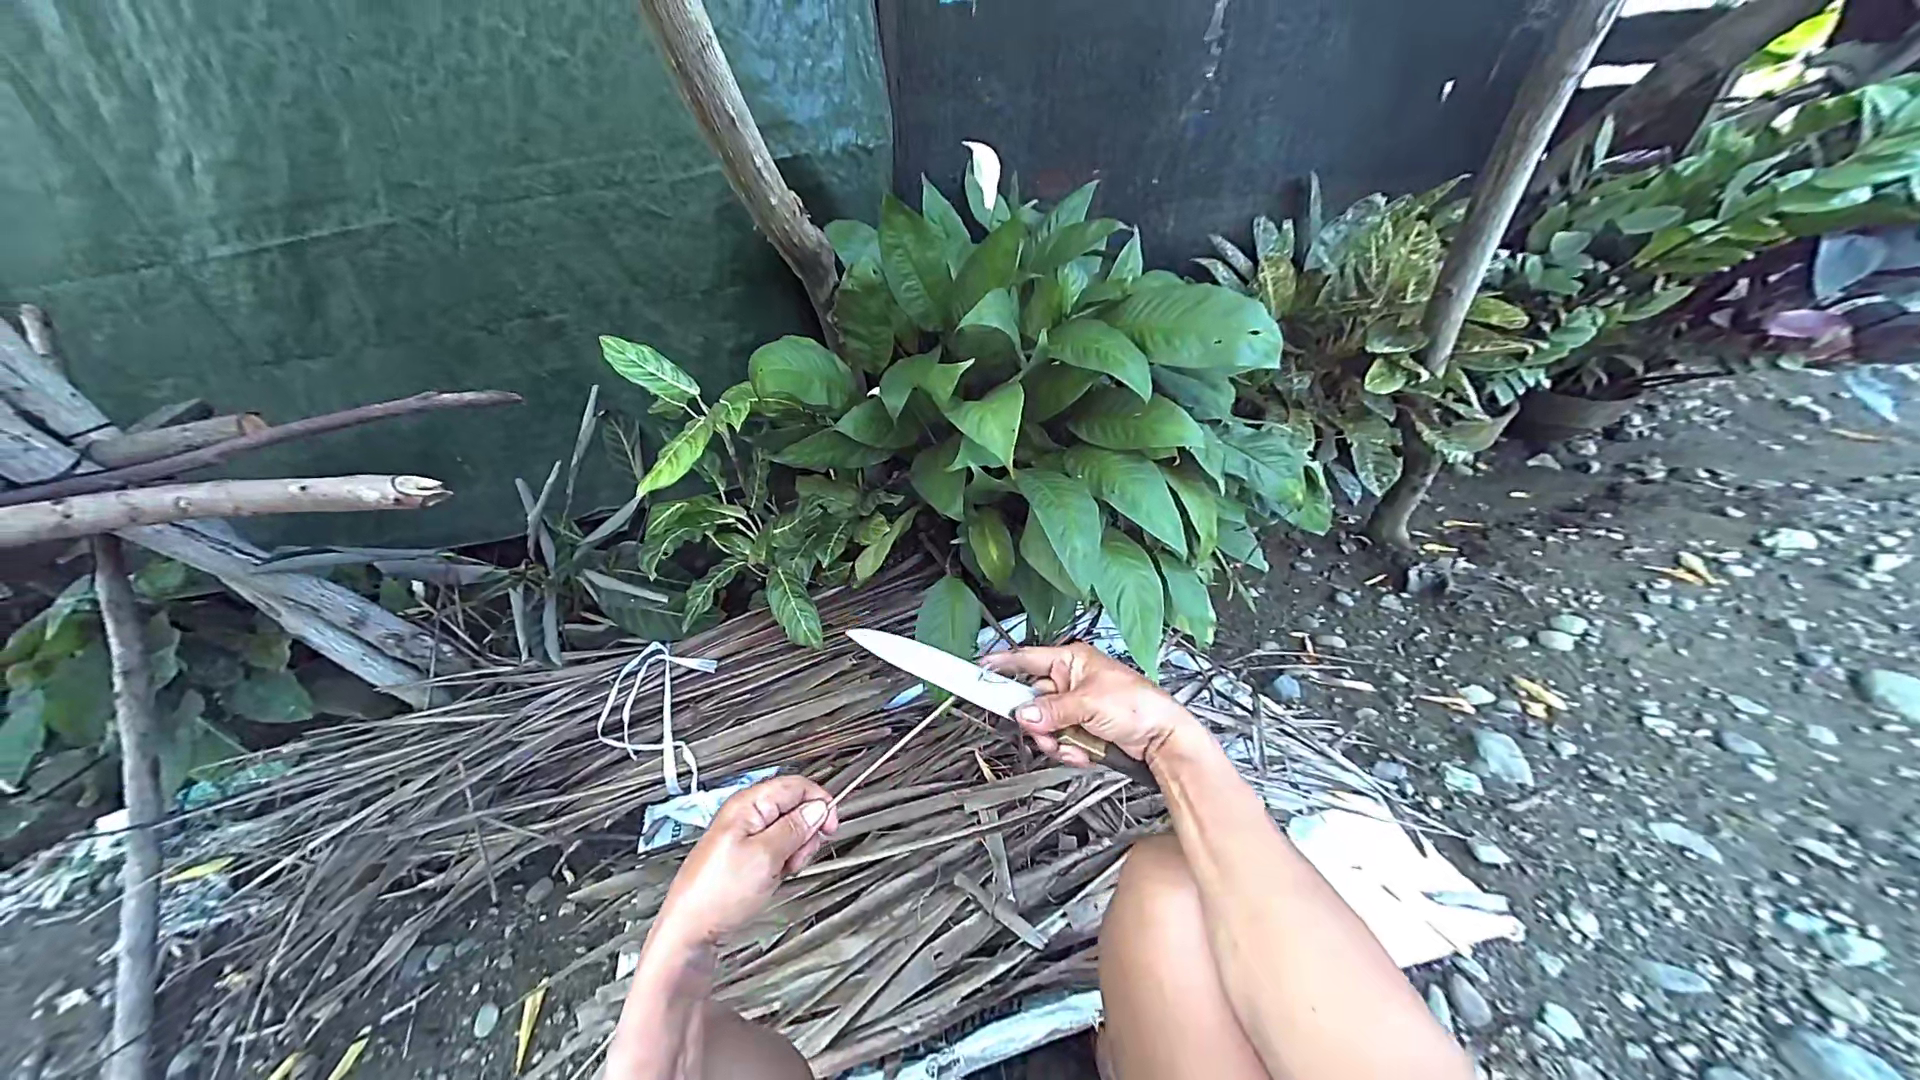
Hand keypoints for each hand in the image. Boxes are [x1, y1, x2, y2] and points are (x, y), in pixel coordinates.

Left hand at [652, 776, 839, 948]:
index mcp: (748, 804)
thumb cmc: (716, 895)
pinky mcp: (745, 852)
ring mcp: (745, 833)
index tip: (829, 825)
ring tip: (783, 868)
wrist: (689, 931)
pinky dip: (783, 860)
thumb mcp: (766, 857)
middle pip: (795, 806)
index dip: (819, 803)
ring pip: (789, 828)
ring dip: (795, 849)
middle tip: (798, 854)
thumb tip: (818, 808)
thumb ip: (795, 828)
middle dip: (806, 831)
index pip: (797, 785)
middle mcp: (746, 813)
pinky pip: (777, 846)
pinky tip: (775, 874)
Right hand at [980, 643, 1197, 766]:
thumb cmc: (1139, 705)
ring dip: (1054, 739)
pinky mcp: (1082, 728)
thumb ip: (1052, 709)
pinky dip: (1067, 749)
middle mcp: (1072, 681)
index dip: (1003, 664)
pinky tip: (1083, 749)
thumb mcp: (1089, 703)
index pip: (1027, 658)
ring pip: (1044, 724)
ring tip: (1071, 742)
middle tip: (1041, 727)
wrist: (1164, 738)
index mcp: (1072, 661)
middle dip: (1037, 720)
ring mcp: (1076, 706)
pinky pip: (1059, 739)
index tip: (980, 667)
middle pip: (1033, 700)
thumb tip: (1024, 712)